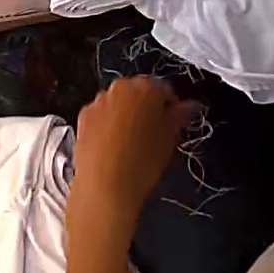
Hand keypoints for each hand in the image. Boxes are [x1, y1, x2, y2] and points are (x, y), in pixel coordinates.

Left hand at [71, 77, 198, 227]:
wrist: (105, 185)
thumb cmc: (144, 160)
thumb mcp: (169, 138)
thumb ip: (180, 115)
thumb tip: (190, 105)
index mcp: (146, 87)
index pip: (164, 89)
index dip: (170, 106)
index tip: (172, 124)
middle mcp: (120, 87)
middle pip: (139, 91)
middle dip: (146, 107)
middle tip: (152, 133)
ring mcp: (99, 100)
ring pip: (118, 102)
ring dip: (126, 113)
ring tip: (130, 141)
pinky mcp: (83, 116)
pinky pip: (101, 113)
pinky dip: (107, 122)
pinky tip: (111, 145)